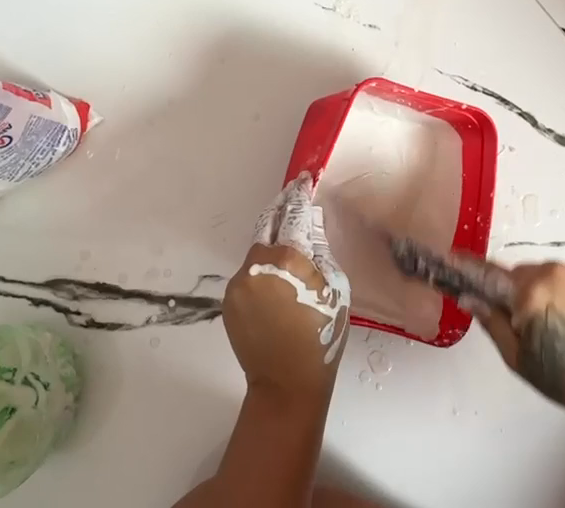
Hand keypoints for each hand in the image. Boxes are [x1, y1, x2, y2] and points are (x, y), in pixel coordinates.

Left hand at [222, 174, 352, 404]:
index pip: (293, 216)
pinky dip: (262, 271)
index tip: (303, 180)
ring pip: (257, 252)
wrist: (287, 384)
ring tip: (290, 252)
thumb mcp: (335, 287)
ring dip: (271, 246)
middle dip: (281, 213)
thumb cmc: (322, 336)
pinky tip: (277, 283)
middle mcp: (256, 266)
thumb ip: (319, 250)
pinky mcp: (230, 301)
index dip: (298, 196)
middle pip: (268, 228)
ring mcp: (239, 284)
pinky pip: (248, 275)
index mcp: (286, 260)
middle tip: (292, 199)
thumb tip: (309, 223)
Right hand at [474, 261, 564, 417]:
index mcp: (530, 292)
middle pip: (519, 274)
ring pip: (544, 274)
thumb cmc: (564, 377)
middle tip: (524, 324)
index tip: (451, 259)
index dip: (469, 268)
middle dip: (515, 292)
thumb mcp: (518, 357)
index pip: (489, 272)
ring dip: (541, 290)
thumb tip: (467, 296)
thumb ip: (491, 321)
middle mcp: (552, 271)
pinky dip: (564, 290)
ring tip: (555, 323)